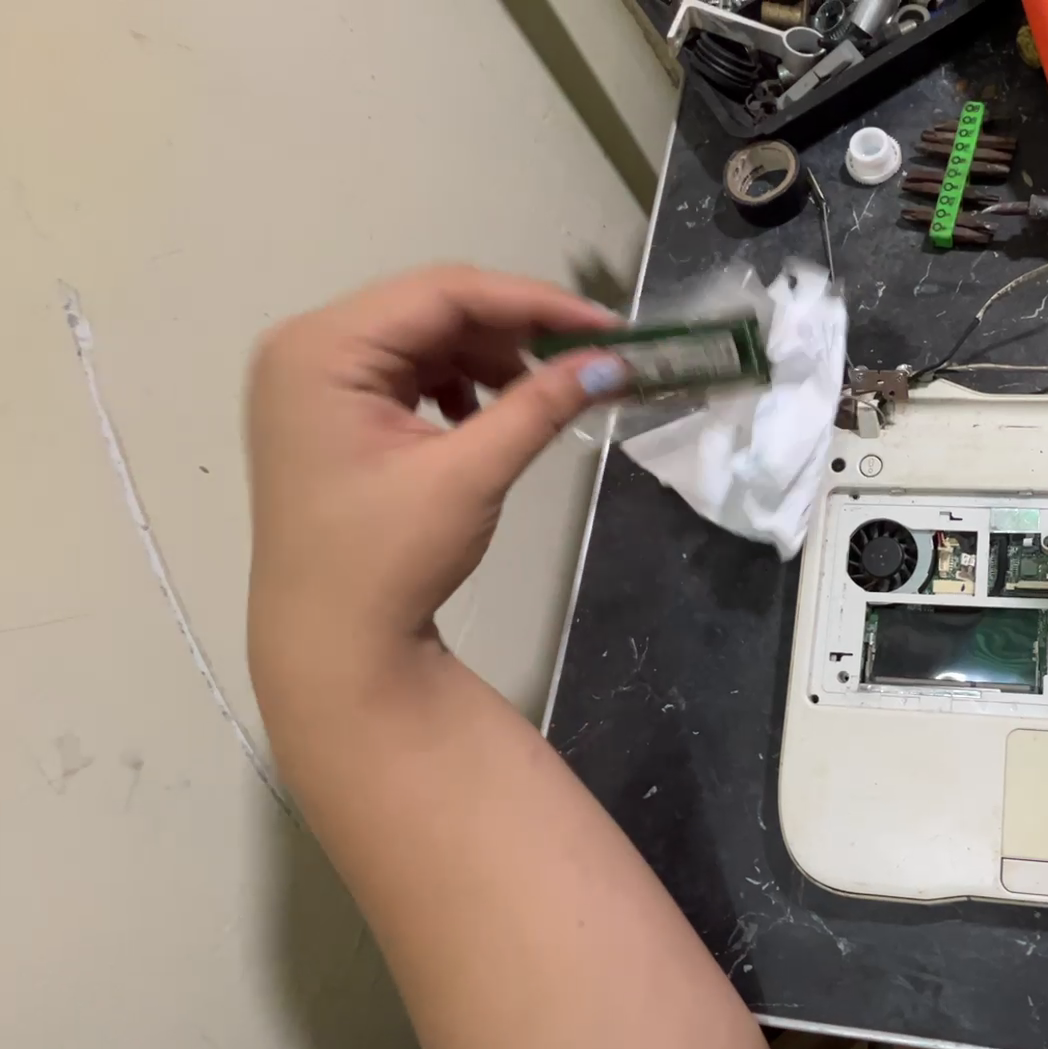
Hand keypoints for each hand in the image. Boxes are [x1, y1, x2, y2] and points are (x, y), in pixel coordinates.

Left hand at [246, 265, 628, 691]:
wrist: (335, 635)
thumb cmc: (389, 553)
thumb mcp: (471, 472)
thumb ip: (540, 407)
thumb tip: (614, 365)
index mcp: (323, 348)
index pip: (444, 293)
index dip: (534, 302)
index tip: (608, 328)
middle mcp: (313, 347)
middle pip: (436, 308)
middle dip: (518, 331)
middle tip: (589, 360)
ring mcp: (322, 379)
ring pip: (432, 338)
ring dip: (496, 359)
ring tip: (541, 397)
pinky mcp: (342, 410)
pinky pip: (418, 371)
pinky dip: (469, 384)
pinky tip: (491, 417)